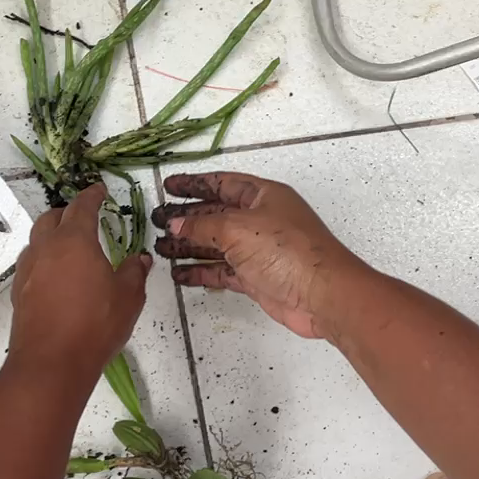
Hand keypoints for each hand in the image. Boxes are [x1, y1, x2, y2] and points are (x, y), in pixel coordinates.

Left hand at [8, 182, 151, 371]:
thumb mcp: (128, 297)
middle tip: (84, 216)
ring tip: (69, 246)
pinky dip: (44, 258)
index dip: (92, 195)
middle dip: (68, 212)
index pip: (82, 207)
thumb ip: (134, 273)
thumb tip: (140, 259)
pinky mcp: (19, 292)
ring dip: (52, 234)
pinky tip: (56, 274)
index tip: (99, 190)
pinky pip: (31, 263)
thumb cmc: (94, 325)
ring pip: (37, 239)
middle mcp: (46, 248)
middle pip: (52, 217)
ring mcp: (28, 270)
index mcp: (74, 241)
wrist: (51, 362)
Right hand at [153, 172, 370, 339]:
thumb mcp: (238, 228)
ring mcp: (258, 250)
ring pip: (215, 244)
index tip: (168, 185)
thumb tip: (175, 224)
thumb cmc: (286, 250)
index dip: (194, 183)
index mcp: (262, 196)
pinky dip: (201, 271)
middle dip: (185, 217)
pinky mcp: (256, 278)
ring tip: (160, 247)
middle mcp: (260, 220)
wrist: (323, 295)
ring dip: (188, 245)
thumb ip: (202, 225)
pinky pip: (221, 270)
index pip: (222, 183)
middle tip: (155, 220)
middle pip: (215, 214)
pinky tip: (179, 273)